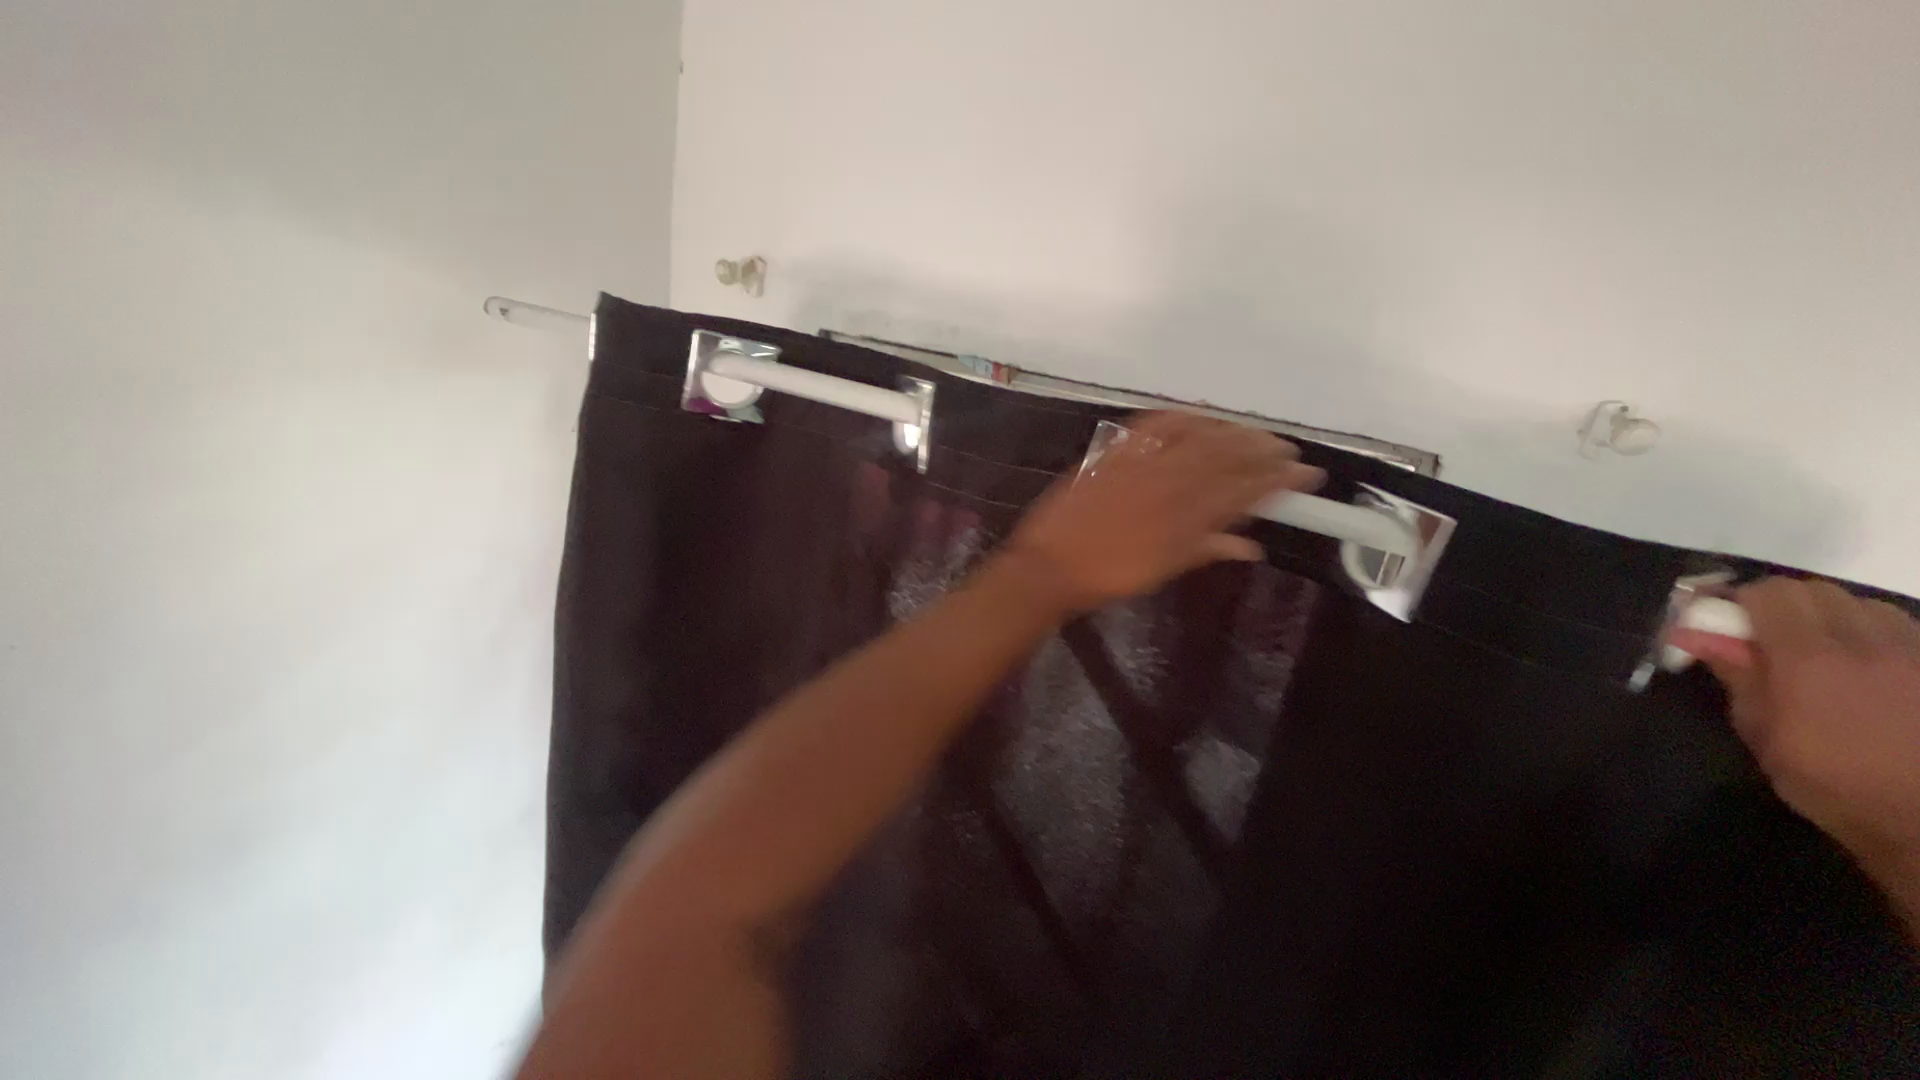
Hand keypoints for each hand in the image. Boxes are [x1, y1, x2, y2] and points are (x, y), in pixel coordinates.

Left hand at [998, 412, 1324, 612]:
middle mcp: (1168, 486)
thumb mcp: (1162, 570)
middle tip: (1288, 450)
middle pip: (1226, 459)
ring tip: (1255, 432)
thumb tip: (1250, 546)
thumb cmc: (1107, 576)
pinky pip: (1154, 426)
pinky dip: (1182, 417)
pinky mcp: (1115, 453)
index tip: (1307, 474)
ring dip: (1232, 432)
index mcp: (1184, 519)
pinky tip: (1201, 414)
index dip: (1278, 481)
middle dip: (1263, 451)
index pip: (1243, 492)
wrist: (1049, 565)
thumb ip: (1207, 550)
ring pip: (1197, 438)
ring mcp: (1140, 465)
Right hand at [1675, 578, 1919, 927]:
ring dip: (1829, 615)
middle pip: (1813, 590)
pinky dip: (1870, 632)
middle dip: (1780, 604)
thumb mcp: (1764, 735)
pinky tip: (1864, 666)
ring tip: (1817, 650)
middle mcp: (1866, 643)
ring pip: (1861, 603)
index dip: (1736, 600)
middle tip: (1761, 637)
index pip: (1768, 594)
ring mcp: (1914, 653)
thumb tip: (1697, 634)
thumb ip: (1737, 676)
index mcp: (1811, 659)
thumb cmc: (1831, 783)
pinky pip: (1899, 628)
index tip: (1716, 620)